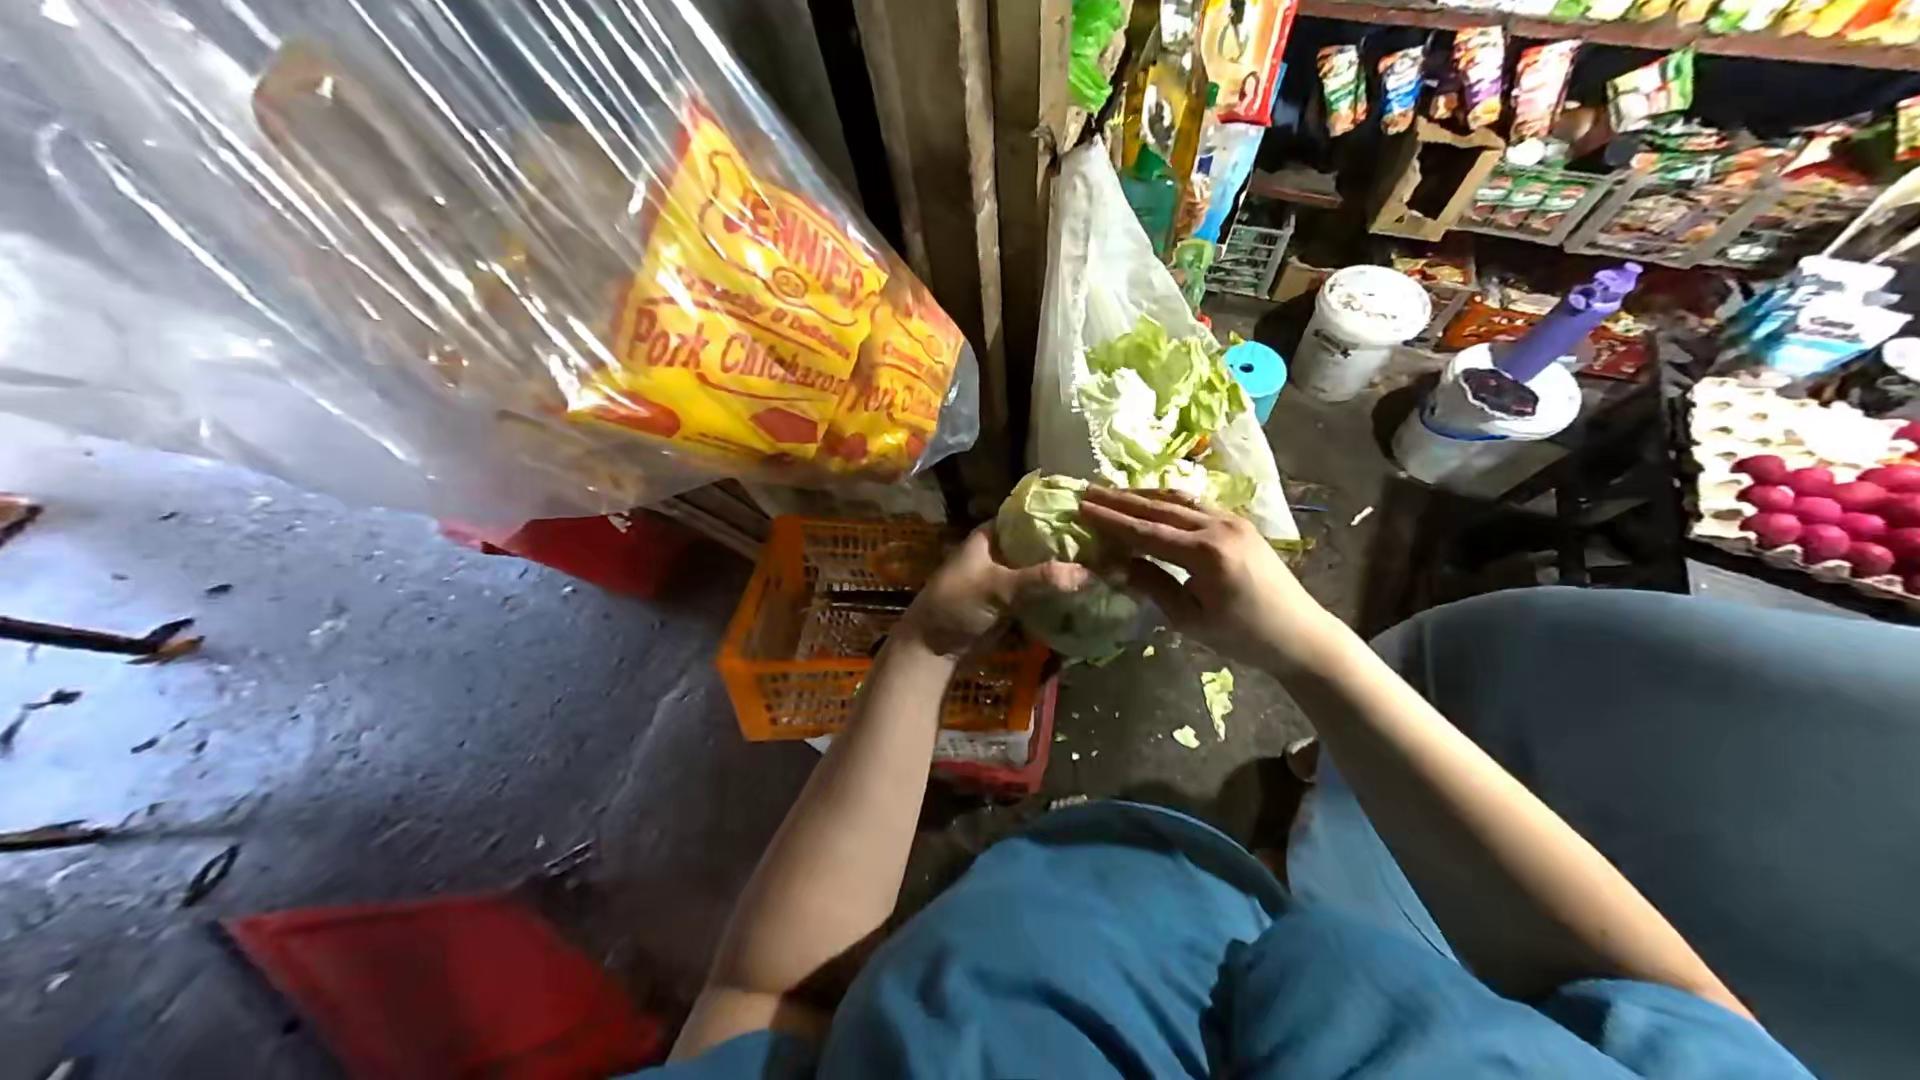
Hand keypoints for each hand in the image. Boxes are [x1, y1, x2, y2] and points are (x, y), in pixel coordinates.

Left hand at [897, 526, 1091, 659]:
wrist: (933, 649)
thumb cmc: (956, 604)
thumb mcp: (997, 587)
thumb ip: (1040, 578)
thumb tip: (1088, 572)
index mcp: (990, 536)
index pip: (1028, 516)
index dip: (1056, 515)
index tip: (1090, 515)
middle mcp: (1001, 553)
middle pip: (1039, 544)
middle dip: (1067, 547)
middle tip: (1107, 545)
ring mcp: (1007, 579)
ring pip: (1042, 571)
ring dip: (1065, 573)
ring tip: (1107, 567)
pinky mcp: (1012, 604)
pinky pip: (1040, 595)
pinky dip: (1058, 595)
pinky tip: (1088, 594)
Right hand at [1077, 488, 1346, 671]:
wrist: (1300, 634)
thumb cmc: (1243, 636)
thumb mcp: (1189, 619)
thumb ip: (1151, 584)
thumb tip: (1114, 564)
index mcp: (1205, 555)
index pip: (1145, 532)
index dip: (1110, 520)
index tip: (1080, 508)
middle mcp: (1218, 528)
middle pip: (1158, 508)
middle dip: (1119, 500)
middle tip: (1087, 491)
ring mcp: (1231, 521)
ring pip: (1176, 500)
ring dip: (1141, 496)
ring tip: (1110, 492)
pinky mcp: (1238, 523)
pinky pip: (1194, 504)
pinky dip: (1166, 501)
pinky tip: (1149, 501)